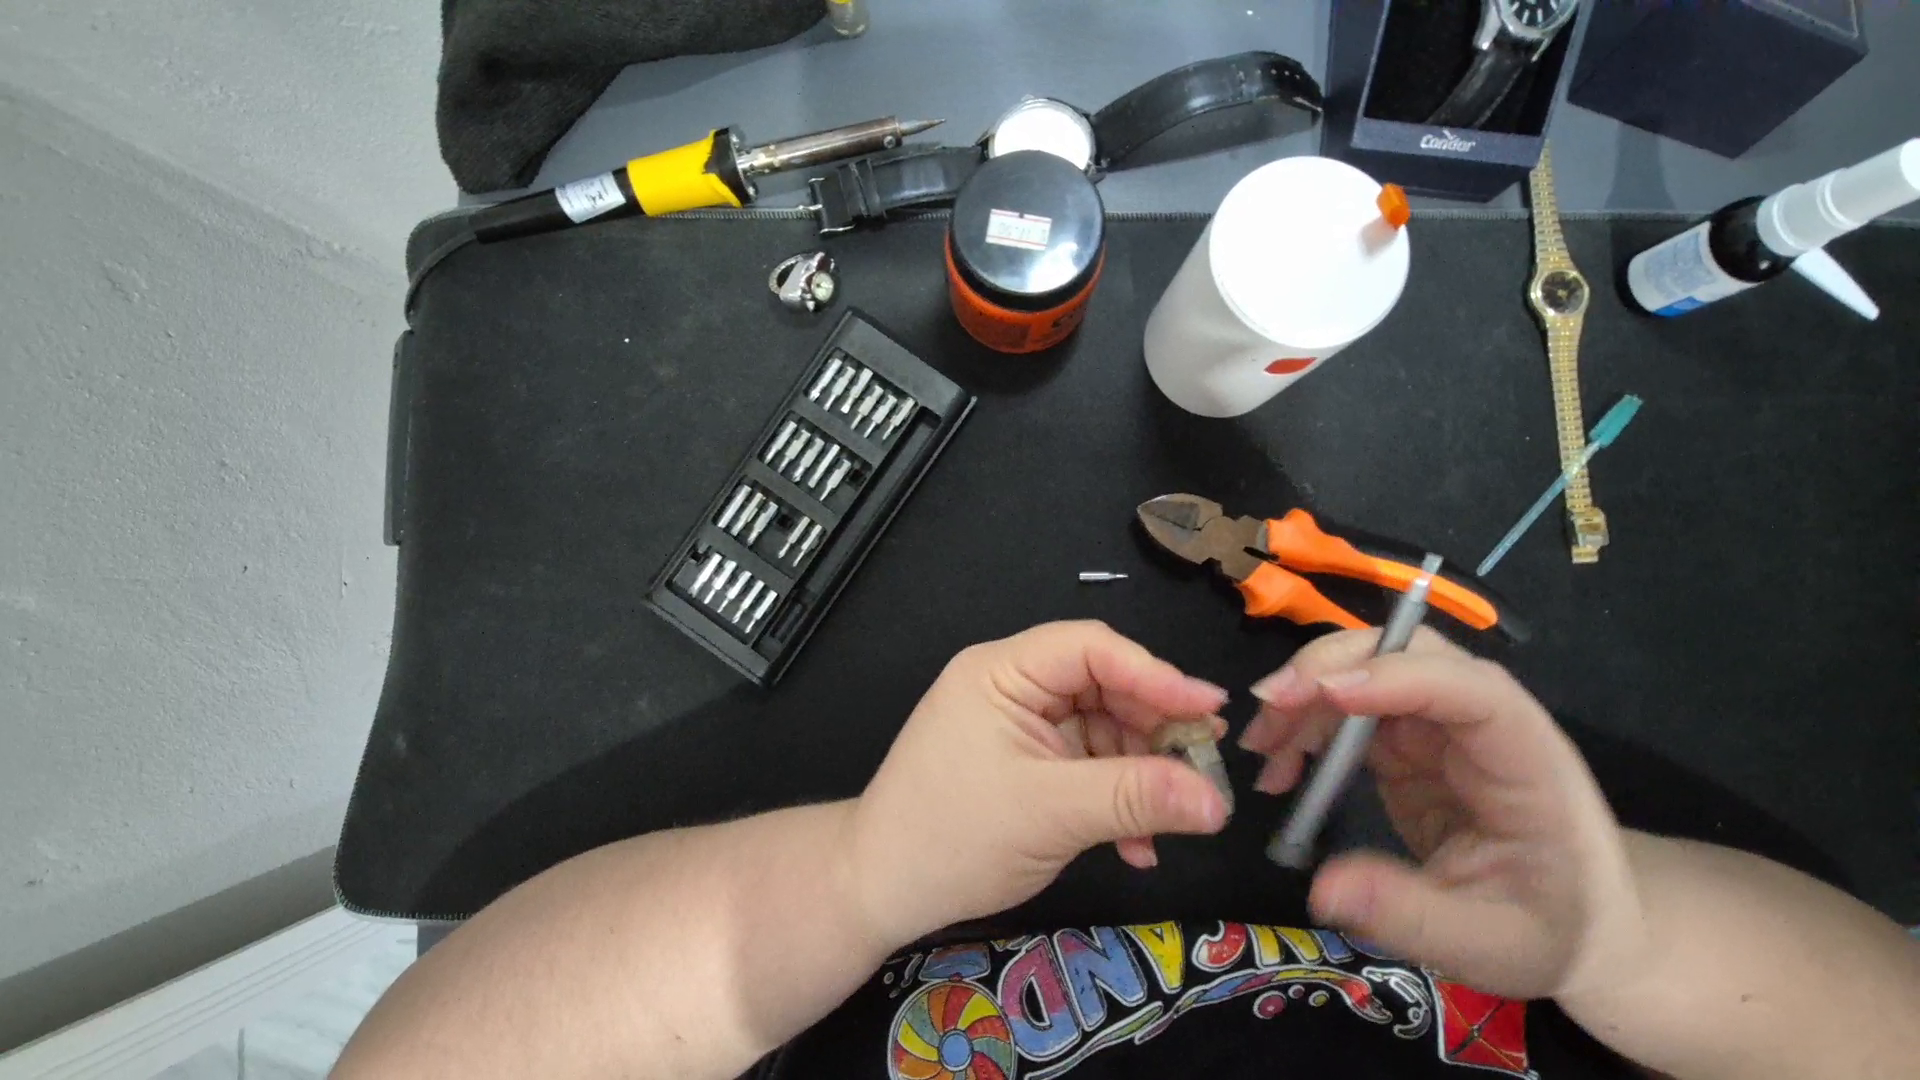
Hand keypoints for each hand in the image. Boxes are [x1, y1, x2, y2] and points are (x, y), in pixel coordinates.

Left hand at [846, 621, 1232, 948]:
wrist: (882, 888)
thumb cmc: (954, 837)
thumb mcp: (1051, 814)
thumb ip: (1136, 798)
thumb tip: (1219, 802)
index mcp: (1002, 671)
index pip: (1090, 648)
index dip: (1154, 673)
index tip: (1210, 708)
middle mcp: (1012, 686)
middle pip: (1103, 686)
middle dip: (1153, 730)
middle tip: (1203, 767)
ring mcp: (1020, 725)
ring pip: (1102, 729)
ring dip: (1139, 775)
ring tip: (1171, 821)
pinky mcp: (1026, 762)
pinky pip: (1087, 765)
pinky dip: (1115, 798)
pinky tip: (1137, 845)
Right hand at [1239, 629, 1645, 999]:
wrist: (1574, 924)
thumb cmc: (1550, 931)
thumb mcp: (1485, 945)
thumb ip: (1408, 914)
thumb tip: (1323, 889)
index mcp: (1525, 758)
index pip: (1469, 689)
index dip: (1399, 677)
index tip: (1326, 694)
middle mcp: (1480, 722)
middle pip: (1405, 652)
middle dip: (1329, 665)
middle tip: (1268, 705)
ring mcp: (1438, 725)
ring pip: (1363, 670)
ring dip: (1304, 694)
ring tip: (1261, 748)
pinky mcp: (1405, 741)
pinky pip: (1345, 710)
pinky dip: (1304, 725)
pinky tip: (1279, 766)